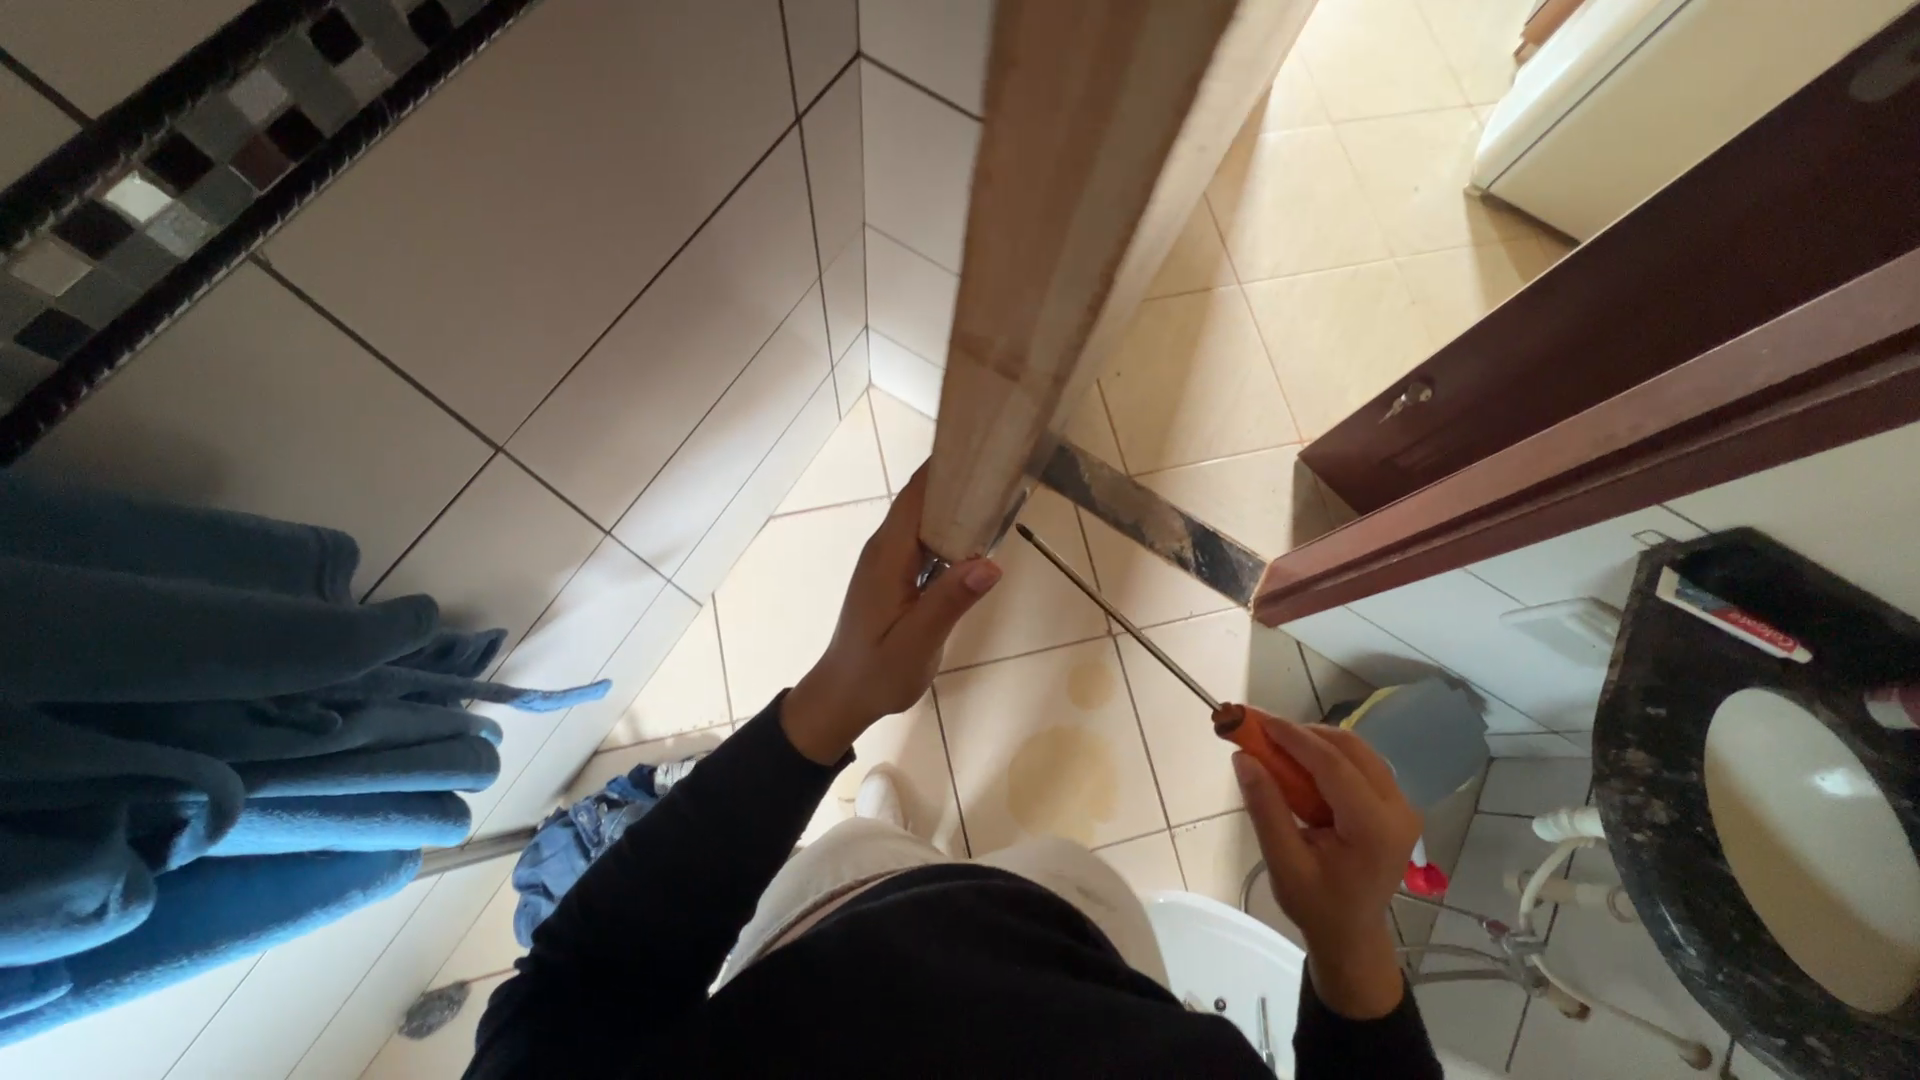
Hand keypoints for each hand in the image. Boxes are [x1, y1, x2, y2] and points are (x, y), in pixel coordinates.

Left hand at [781, 466, 1001, 764]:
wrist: (844, 695)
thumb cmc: (877, 673)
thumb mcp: (916, 644)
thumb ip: (949, 603)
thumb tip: (991, 563)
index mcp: (888, 556)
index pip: (917, 496)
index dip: (946, 468)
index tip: (983, 447)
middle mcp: (886, 548)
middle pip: (923, 499)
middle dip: (960, 479)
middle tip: (1007, 466)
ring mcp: (889, 560)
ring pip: (926, 518)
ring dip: (958, 503)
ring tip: (1002, 489)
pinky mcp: (896, 573)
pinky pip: (925, 539)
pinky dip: (952, 529)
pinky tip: (981, 535)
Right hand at [1233, 716, 1422, 1018]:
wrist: (1352, 933)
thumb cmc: (1316, 904)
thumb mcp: (1283, 861)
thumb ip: (1265, 807)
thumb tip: (1243, 757)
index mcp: (1374, 829)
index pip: (1333, 765)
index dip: (1293, 737)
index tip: (1256, 719)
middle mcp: (1398, 811)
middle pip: (1350, 749)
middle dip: (1303, 733)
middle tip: (1261, 731)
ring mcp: (1402, 806)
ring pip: (1357, 750)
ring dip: (1315, 741)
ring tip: (1276, 747)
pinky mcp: (1395, 805)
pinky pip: (1361, 763)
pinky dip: (1327, 755)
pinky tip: (1300, 764)